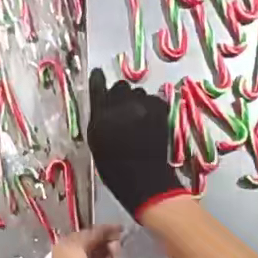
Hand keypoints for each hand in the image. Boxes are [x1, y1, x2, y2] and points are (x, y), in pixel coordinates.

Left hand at [43, 225, 122, 257]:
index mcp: (72, 246)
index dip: (109, 230)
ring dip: (92, 247)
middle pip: (83, 237)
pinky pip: (71, 255)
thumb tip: (113, 245)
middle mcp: (61, 248)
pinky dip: (83, 255)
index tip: (121, 230)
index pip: (94, 232)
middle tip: (116, 242)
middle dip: (100, 239)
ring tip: (109, 252)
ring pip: (76, 246)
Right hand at [87, 70, 187, 218]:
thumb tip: (103, 106)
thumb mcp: (97, 143)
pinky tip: (150, 121)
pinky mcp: (160, 110)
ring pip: (138, 93)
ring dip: (136, 102)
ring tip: (137, 119)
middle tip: (122, 111)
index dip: (98, 80)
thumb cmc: (115, 169)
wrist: (144, 181)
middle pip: (120, 87)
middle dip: (120, 96)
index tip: (98, 76)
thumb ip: (98, 120)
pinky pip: (154, 100)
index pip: (97, 87)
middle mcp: (121, 107)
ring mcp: (143, 107)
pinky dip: (151, 107)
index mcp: (101, 117)